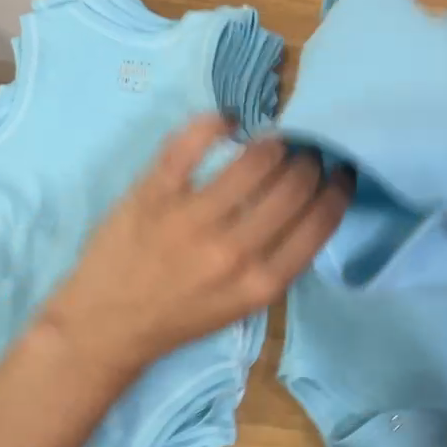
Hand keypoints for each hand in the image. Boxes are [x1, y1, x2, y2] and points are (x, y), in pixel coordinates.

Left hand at [36, 115, 350, 376]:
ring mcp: (191, 219)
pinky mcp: (153, 194)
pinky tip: (227, 120)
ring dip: (273, 143)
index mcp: (262, 282)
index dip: (338, 188)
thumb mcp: (244, 305)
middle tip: (305, 153)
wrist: (106, 326)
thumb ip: (277, 261)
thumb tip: (309, 204)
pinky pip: (191, 143)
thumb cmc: (180, 316)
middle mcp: (234, 251)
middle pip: (295, 185)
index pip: (320, 222)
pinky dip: (215, 122)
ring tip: (271, 142)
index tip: (339, 172)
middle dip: (310, 161)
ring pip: (255, 159)